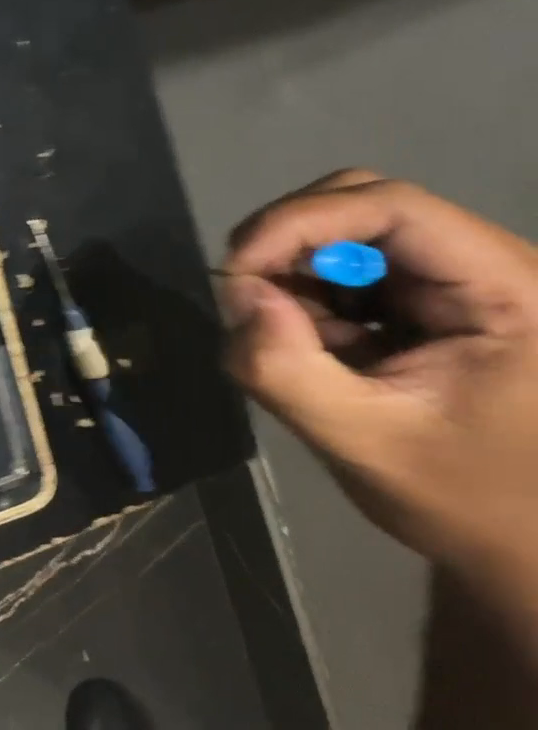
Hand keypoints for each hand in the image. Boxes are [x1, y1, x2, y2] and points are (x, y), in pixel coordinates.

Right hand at [220, 170, 537, 597]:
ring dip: (291, 274)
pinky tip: (315, 346)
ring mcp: (457, 283)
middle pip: (361, 203)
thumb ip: (285, 367)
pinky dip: (302, 296)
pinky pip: (342, 267)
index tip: (238, 273)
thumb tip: (239, 295)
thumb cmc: (462, 498)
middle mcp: (489, 269)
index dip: (299, 222)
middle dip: (287, 244)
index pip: (390, 207)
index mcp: (510, 292)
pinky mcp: (427, 300)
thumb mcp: (361, 439)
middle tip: (251, 302)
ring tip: (295, 342)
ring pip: (342, 230)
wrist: (519, 544)